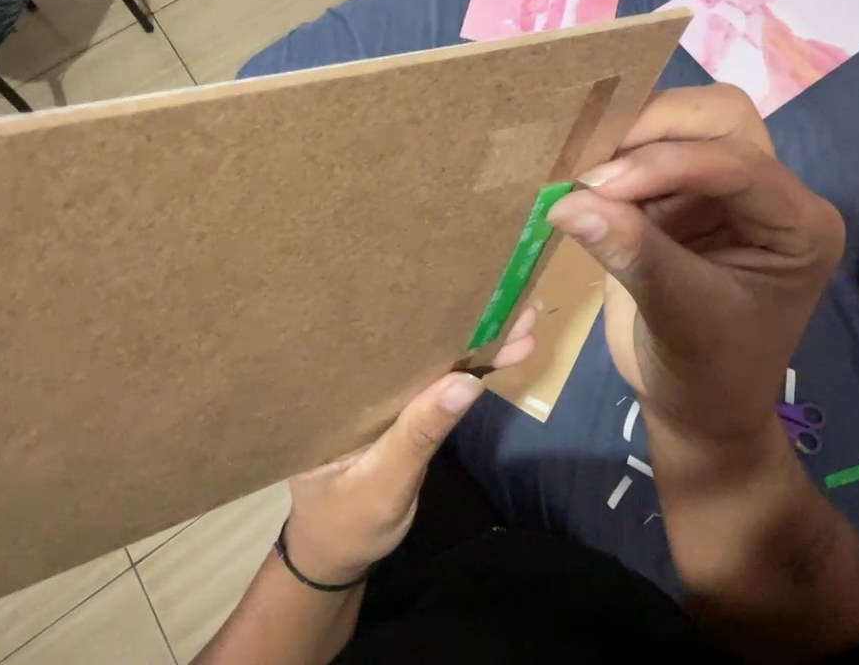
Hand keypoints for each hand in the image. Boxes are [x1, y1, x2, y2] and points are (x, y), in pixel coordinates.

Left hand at [280, 310, 534, 585]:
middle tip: (516, 301)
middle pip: (419, 346)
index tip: (477, 299)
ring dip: (480, 344)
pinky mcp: (407, 414)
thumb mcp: (381, 484)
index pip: (391, 343)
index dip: (436, 320)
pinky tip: (506, 352)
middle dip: (468, 324)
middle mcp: (365, 383)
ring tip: (524, 318)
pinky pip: (441, 387)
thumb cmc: (345, 523)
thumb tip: (468, 380)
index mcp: (344, 388)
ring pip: (436, 363)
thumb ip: (420, 434)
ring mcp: (388, 398)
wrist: (334, 559)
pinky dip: (474, 372)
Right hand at [546, 85, 842, 445]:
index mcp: (798, 223)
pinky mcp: (683, 198)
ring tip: (581, 175)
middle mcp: (769, 193)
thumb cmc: (709, 373)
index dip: (665, 165)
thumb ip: (633, 253)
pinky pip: (648, 156)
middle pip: (719, 118)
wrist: (696, 408)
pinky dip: (614, 164)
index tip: (598, 185)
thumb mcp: (679, 316)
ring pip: (682, 126)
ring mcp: (724, 191)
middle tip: (594, 164)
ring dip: (629, 143)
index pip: (736, 162)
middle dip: (654, 130)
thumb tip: (567, 203)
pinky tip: (582, 184)